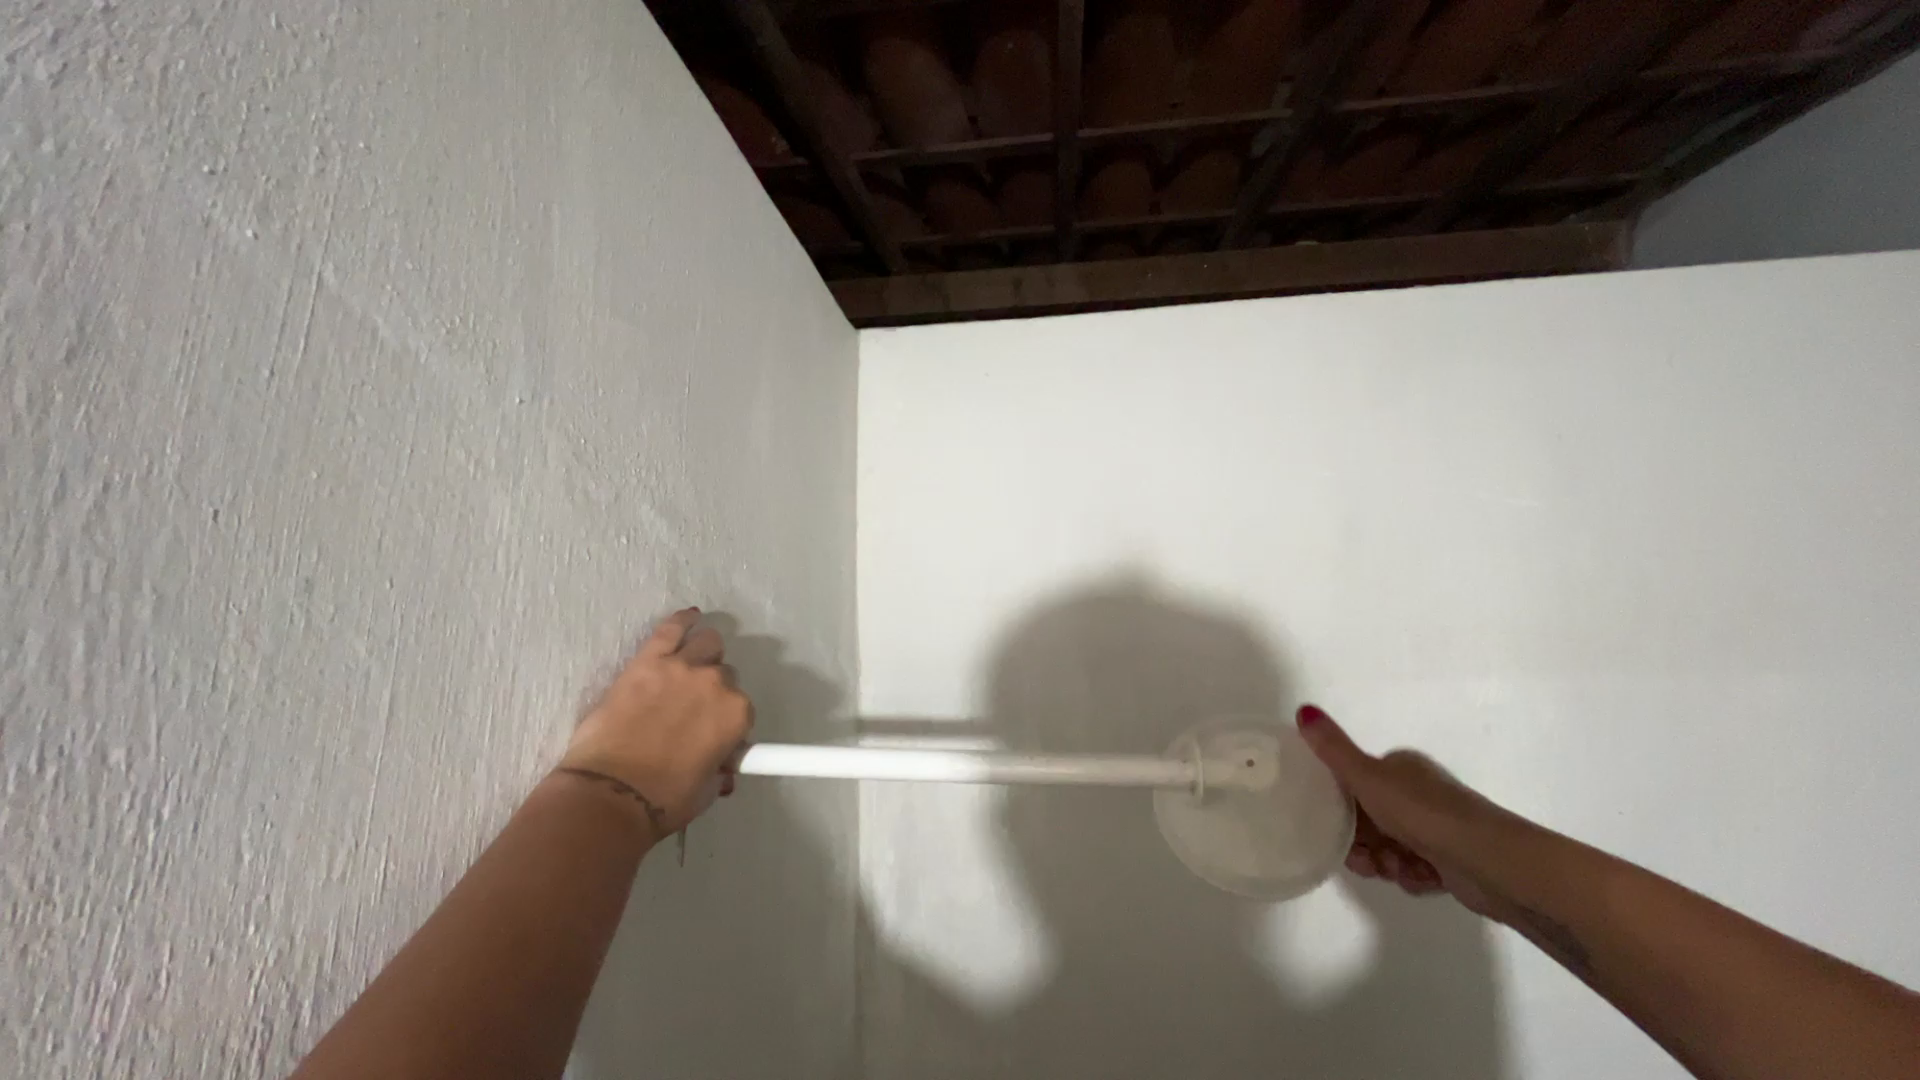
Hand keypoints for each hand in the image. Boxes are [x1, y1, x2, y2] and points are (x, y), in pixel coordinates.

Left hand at [558, 608, 752, 840]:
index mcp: (737, 714)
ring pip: (706, 643)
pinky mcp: (647, 661)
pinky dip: (683, 620)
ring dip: (703, 653)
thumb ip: (719, 767)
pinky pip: (671, 628)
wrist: (611, 793)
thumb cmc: (664, 799)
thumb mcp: (707, 789)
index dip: (727, 720)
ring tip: (692, 664)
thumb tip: (718, 765)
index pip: (743, 706)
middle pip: (724, 674)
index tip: (713, 733)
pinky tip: (690, 617)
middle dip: (712, 689)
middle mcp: (716, 683)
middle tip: (692, 708)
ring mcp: (681, 667)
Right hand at [1296, 704, 1509, 915]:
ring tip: (1394, 869)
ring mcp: (1437, 828)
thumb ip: (1333, 749)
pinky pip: (1414, 869)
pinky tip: (1418, 879)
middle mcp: (1419, 794)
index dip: (1338, 804)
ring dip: (1385, 862)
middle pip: (1369, 818)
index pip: (1356, 781)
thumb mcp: (1368, 777)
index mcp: (1402, 768)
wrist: (1491, 863)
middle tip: (1361, 858)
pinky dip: (1411, 876)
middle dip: (1361, 841)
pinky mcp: (1451, 862)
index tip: (1329, 824)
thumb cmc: (1425, 813)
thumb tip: (1302, 709)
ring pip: (1389, 847)